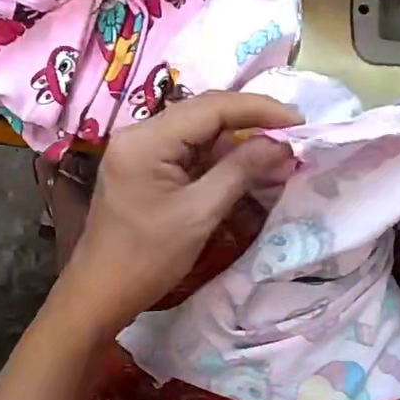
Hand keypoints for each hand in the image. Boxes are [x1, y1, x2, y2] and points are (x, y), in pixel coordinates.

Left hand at [50, 92, 301, 336]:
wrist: (100, 292)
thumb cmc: (147, 258)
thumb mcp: (200, 213)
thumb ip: (240, 171)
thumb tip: (282, 144)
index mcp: (145, 140)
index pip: (211, 107)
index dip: (259, 109)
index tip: (300, 121)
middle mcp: (138, 134)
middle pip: (203, 114)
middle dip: (251, 123)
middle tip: (293, 137)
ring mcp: (138, 150)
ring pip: (197, 132)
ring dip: (236, 141)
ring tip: (277, 153)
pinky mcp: (142, 168)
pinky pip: (186, 151)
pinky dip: (217, 158)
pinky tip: (245, 166)